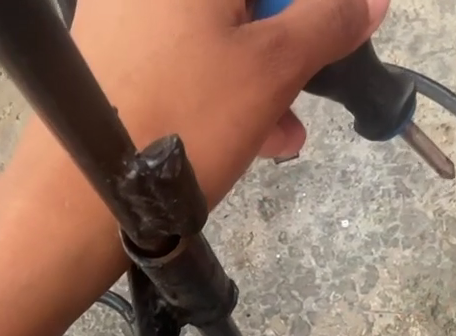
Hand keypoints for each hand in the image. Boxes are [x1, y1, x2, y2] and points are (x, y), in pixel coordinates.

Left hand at [7, 0, 387, 206]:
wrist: (84, 196)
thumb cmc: (183, 122)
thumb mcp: (271, 71)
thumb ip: (326, 24)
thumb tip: (370, 2)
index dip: (309, 10)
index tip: (327, 45)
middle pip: (241, 5)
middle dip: (285, 44)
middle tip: (308, 91)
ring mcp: (124, 19)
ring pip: (211, 34)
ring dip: (259, 77)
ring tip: (286, 134)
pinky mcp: (111, 63)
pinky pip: (181, 61)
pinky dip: (219, 90)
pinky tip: (249, 138)